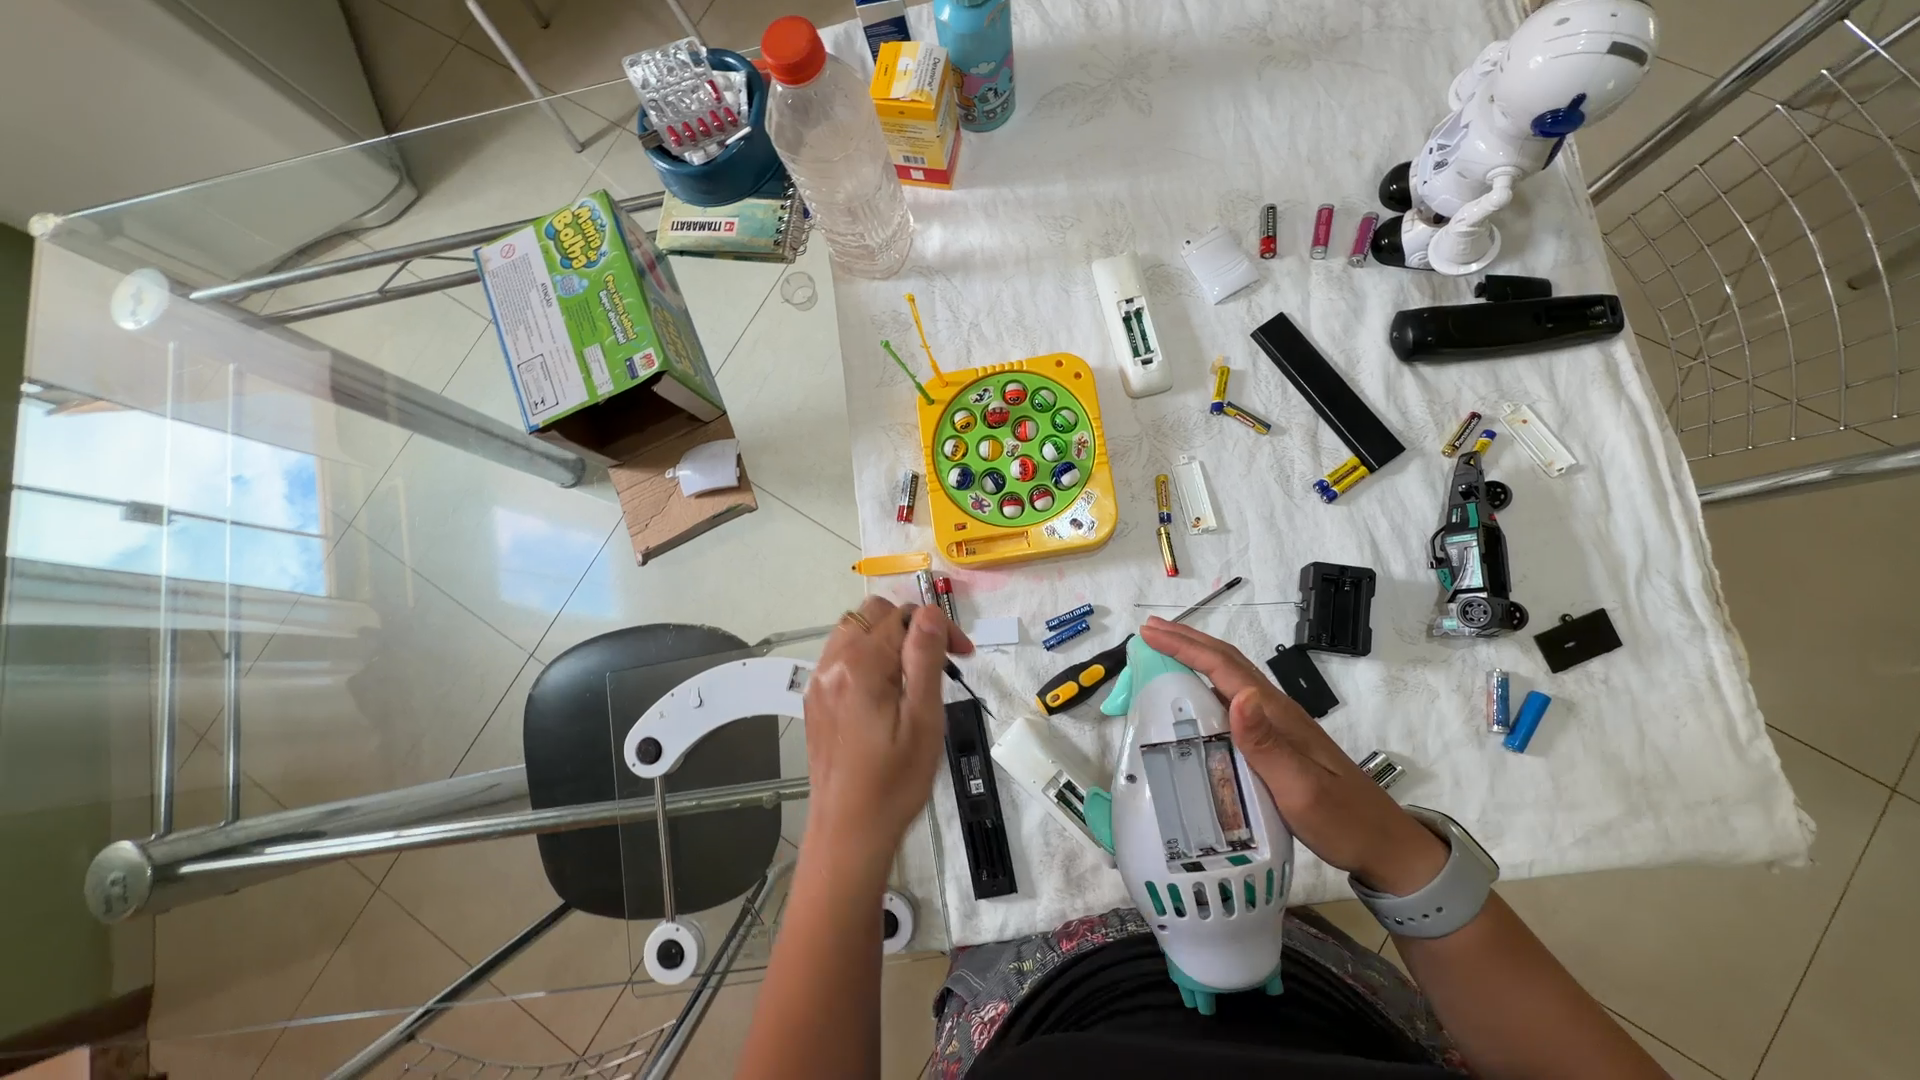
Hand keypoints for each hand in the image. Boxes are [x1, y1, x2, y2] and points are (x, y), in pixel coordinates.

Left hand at [801, 598, 972, 874]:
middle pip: (874, 614)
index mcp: (861, 665)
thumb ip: (925, 659)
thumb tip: (930, 613)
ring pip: (854, 630)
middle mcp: (832, 664)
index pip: (904, 617)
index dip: (938, 627)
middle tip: (939, 662)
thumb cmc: (895, 780)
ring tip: (913, 673)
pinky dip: (866, 656)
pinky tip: (885, 689)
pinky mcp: (815, 700)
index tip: (964, 655)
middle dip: (911, 626)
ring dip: (887, 638)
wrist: (849, 831)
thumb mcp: (923, 719)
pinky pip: (841, 656)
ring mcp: (819, 681)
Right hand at [1139, 618, 1447, 895]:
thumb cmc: (1341, 820)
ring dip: (1197, 658)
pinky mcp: (1277, 742)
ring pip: (1231, 678)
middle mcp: (1276, 711)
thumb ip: (1267, 745)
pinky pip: (1234, 700)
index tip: (1150, 634)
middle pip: (1228, 663)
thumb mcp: (1301, 789)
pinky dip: (1208, 685)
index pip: (1225, 669)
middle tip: (1149, 631)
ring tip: (1165, 651)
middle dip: (1187, 642)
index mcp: (1277, 716)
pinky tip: (1196, 696)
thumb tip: (1240, 696)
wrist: (1384, 845)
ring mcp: (1279, 725)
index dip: (1185, 648)